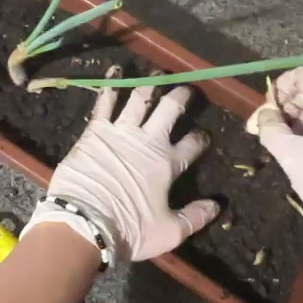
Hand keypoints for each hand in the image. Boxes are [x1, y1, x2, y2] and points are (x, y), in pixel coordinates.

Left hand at [32, 70, 220, 262]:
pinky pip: (106, 101)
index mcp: (167, 164)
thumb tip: (217, 205)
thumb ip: (195, 217)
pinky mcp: (96, 130)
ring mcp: (121, 131)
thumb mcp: (169, 232)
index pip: (192, 145)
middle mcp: (148, 141)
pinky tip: (116, 71)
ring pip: (140, 99)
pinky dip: (112, 84)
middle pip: (170, 110)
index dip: (200, 138)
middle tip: (186, 88)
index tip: (204, 134)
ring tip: (156, 74)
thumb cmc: (128, 229)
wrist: (85, 221)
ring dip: (150, 84)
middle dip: (181, 96)